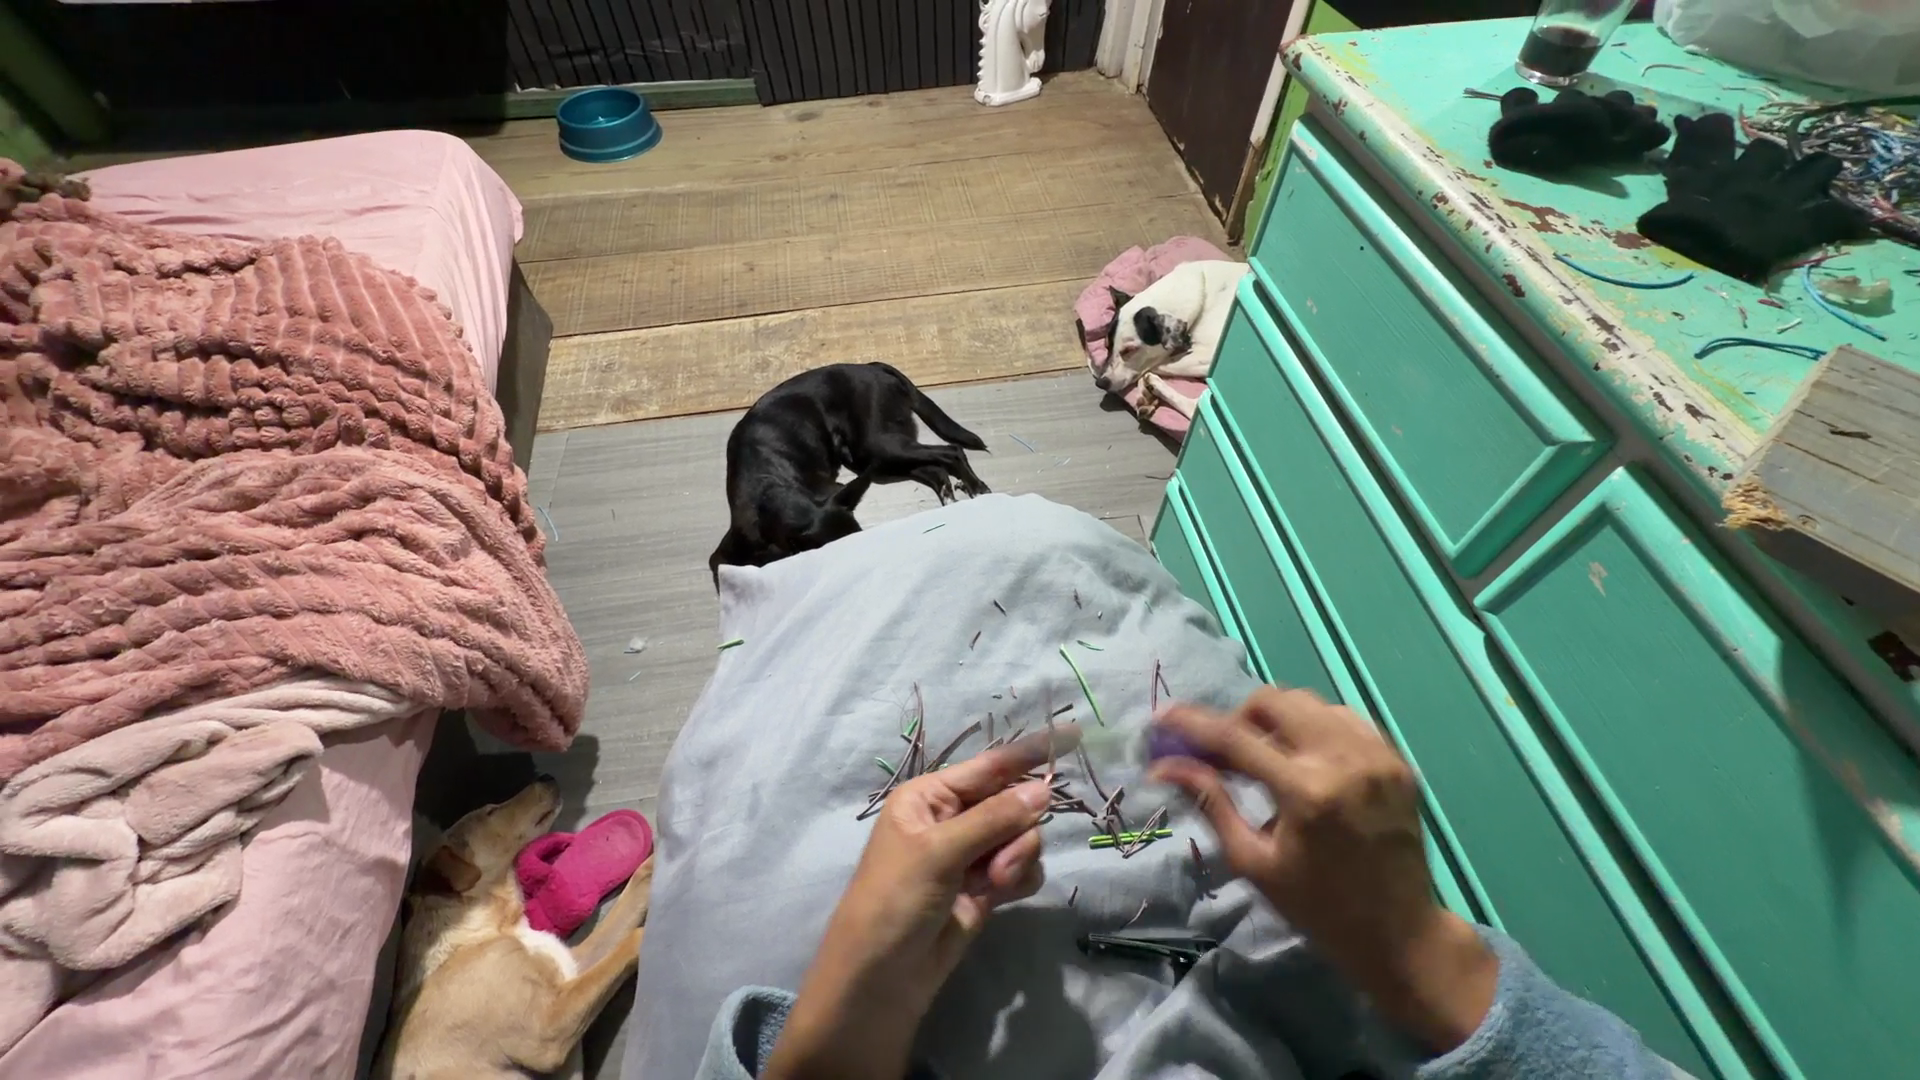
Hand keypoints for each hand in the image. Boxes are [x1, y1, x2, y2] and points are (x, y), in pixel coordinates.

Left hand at [764, 724, 1080, 1079]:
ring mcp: (970, 854)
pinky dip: (1019, 878)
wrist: (879, 982)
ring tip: (991, 885)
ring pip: (1022, 837)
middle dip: (1016, 828)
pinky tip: (999, 897)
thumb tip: (1043, 788)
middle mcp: (952, 818)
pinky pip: (1022, 868)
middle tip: (999, 863)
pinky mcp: (984, 888)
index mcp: (931, 795)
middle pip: (1012, 802)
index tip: (1073, 735)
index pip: (989, 765)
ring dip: (1017, 857)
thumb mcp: (938, 853)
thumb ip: (994, 818)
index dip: (1029, 752)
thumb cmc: (895, 901)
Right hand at [1150, 688, 1496, 1053]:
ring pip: (1308, 702)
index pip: (1235, 738)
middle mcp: (1343, 761)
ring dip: (1277, 719)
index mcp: (1306, 793)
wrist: (1402, 934)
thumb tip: (1163, 766)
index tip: (1163, 717)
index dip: (1192, 723)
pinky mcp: (1396, 760)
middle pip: (1274, 701)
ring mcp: (1376, 755)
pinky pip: (1342, 716)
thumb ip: (1211, 802)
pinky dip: (1314, 726)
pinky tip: (1306, 757)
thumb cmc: (1318, 906)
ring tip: (1268, 755)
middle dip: (1239, 717)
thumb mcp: (1253, 860)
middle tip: (1228, 752)